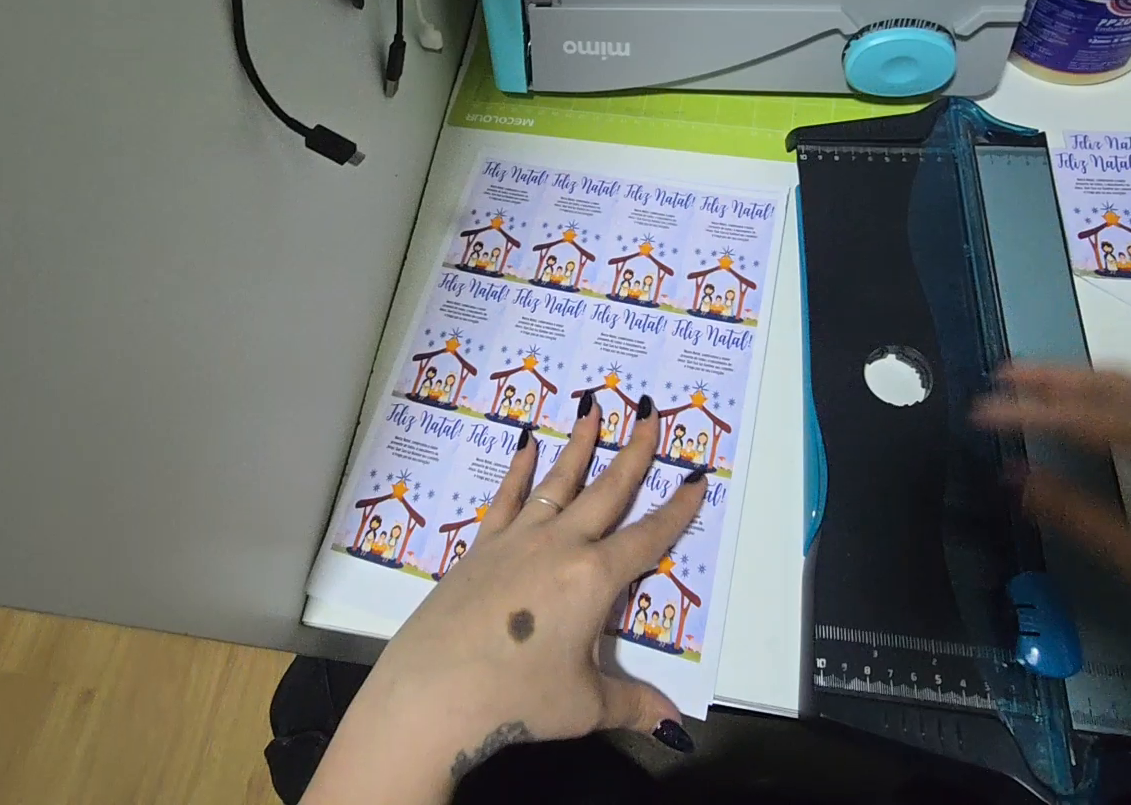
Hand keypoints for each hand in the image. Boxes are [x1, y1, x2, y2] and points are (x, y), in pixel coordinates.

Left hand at [304, 396, 705, 804]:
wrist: (433, 689)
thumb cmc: (515, 697)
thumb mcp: (583, 705)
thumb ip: (631, 705)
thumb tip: (672, 724)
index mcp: (594, 578)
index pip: (648, 537)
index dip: (678, 510)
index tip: (697, 476)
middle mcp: (561, 544)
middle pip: (608, 490)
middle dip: (635, 451)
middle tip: (650, 413)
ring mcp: (519, 538)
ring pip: (559, 481)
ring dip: (579, 444)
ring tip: (592, 406)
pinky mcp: (484, 544)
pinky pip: (508, 497)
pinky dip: (519, 469)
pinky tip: (526, 443)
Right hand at [976, 366, 1130, 803]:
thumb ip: (1076, 514)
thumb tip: (1013, 476)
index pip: (1092, 414)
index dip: (1029, 410)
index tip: (979, 410)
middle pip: (1123, 385)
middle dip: (1058, 378)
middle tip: (1001, 378)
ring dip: (1091, 391)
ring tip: (1037, 394)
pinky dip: (1125, 412)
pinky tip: (1101, 428)